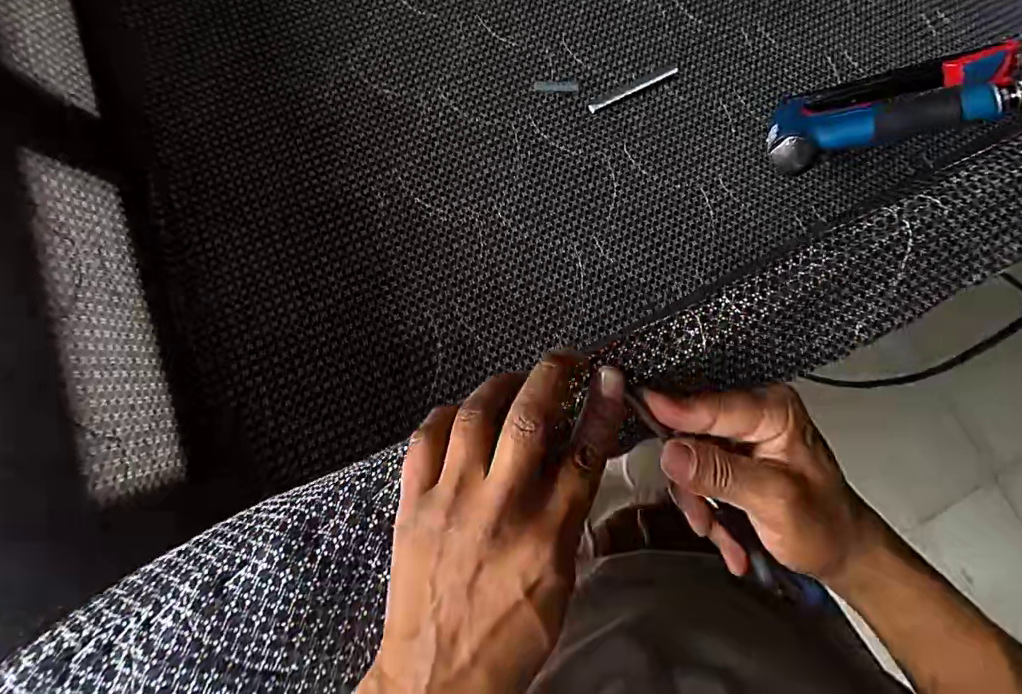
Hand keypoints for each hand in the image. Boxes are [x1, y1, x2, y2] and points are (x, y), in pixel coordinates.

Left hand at [358, 354, 626, 693]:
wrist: (435, 683)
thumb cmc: (509, 636)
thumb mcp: (560, 578)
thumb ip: (568, 512)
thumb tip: (573, 456)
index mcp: (546, 532)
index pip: (585, 451)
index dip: (601, 406)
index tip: (608, 377)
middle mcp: (500, 507)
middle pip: (531, 417)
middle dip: (553, 374)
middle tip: (564, 360)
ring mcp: (451, 500)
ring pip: (477, 413)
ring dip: (501, 385)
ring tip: (514, 383)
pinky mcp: (413, 505)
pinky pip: (426, 437)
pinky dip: (448, 414)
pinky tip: (462, 414)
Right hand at [645, 384, 885, 582]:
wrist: (842, 552)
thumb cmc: (824, 522)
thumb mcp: (773, 500)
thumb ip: (721, 473)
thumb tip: (673, 452)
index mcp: (771, 408)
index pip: (713, 403)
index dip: (677, 408)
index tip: (644, 403)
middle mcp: (753, 414)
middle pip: (694, 431)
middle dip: (693, 480)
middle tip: (702, 517)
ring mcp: (741, 437)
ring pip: (690, 458)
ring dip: (700, 502)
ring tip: (723, 534)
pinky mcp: (732, 458)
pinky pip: (699, 474)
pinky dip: (707, 508)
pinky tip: (728, 536)